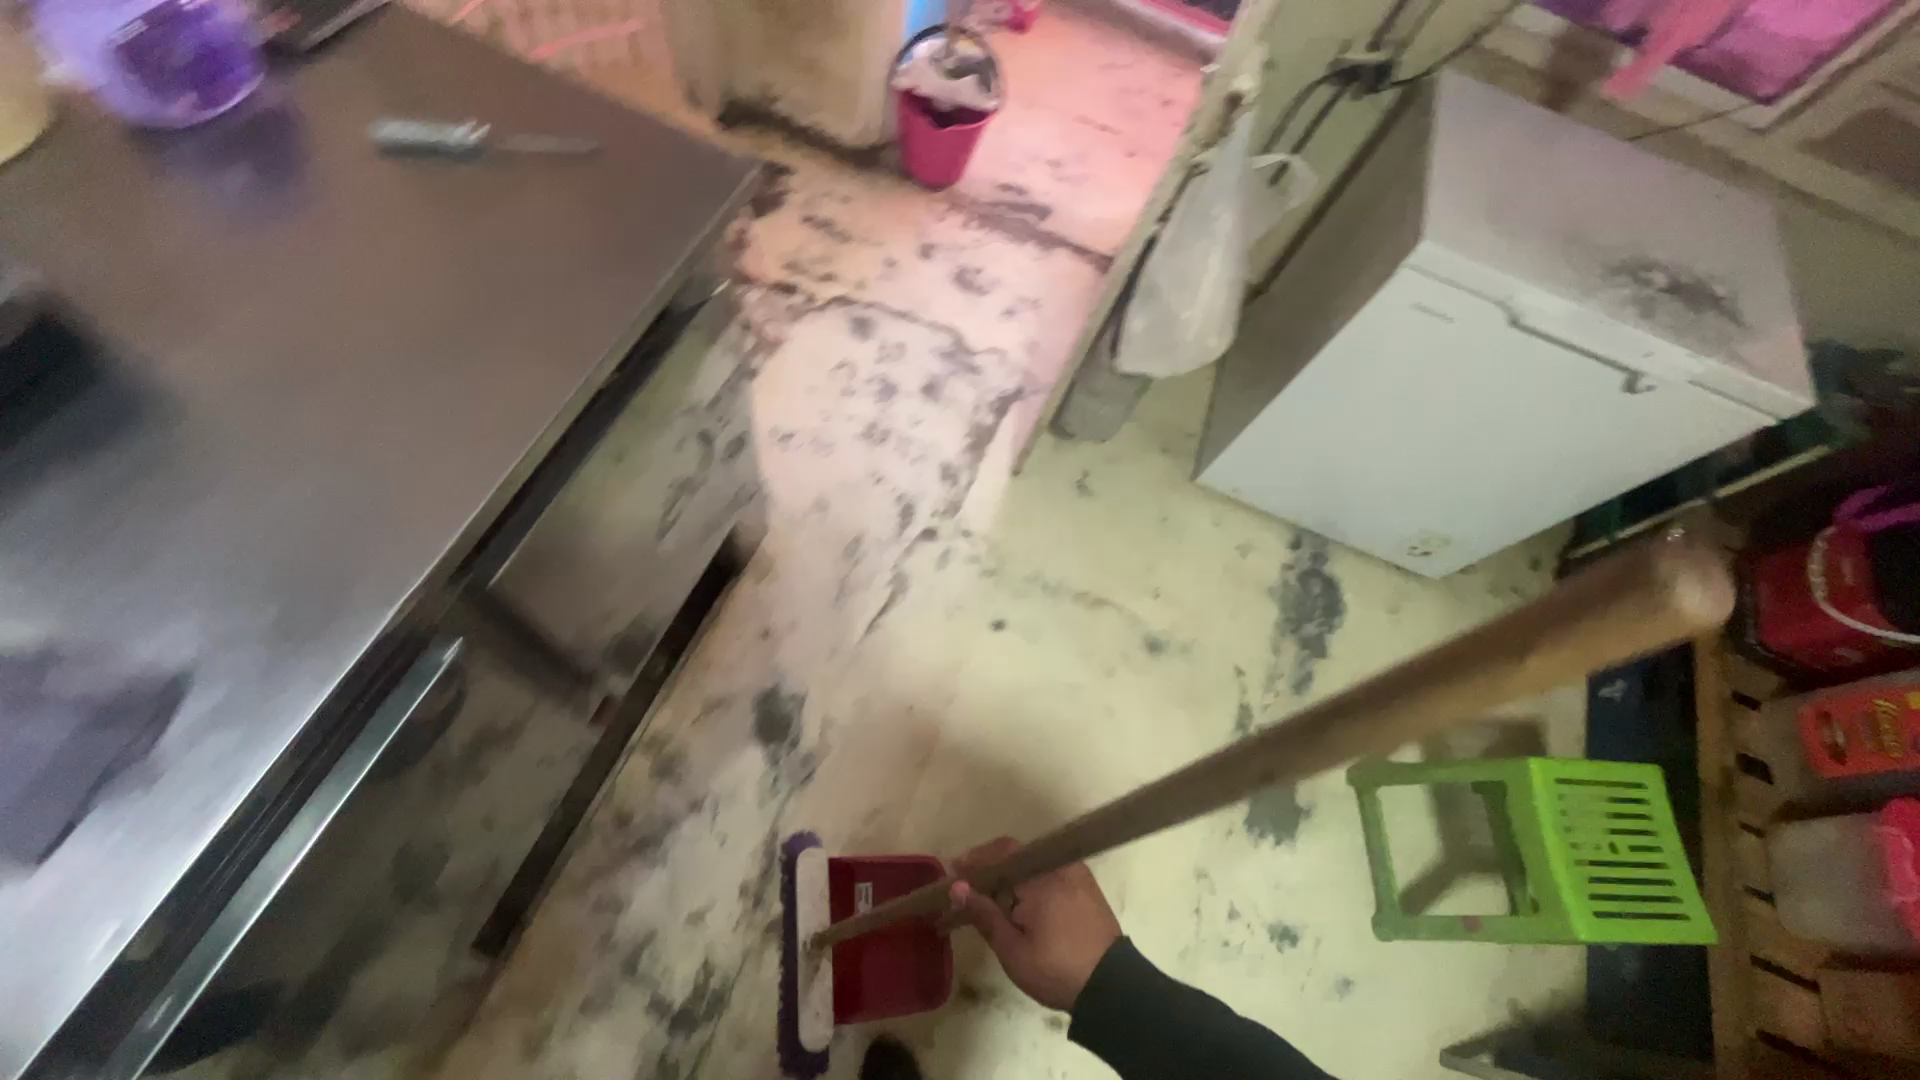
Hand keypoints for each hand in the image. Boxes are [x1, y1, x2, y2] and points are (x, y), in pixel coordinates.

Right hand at [947, 836, 1121, 1011]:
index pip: (1002, 853)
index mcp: (1042, 877)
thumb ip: (984, 914)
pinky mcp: (1085, 886)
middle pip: (1017, 855)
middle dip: (990, 867)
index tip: (954, 873)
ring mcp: (1076, 874)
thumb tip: (956, 887)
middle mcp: (1060, 866)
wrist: (1111, 988)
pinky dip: (1029, 880)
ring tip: (989, 896)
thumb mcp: (1013, 950)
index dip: (976, 860)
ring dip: (1010, 874)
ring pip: (1033, 863)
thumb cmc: (1057, 970)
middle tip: (968, 887)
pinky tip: (1018, 901)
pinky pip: (1049, 871)